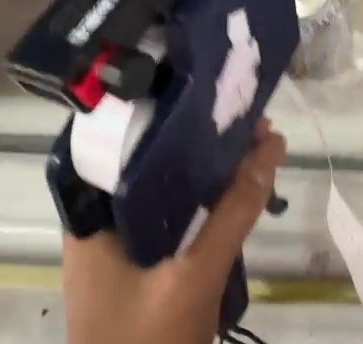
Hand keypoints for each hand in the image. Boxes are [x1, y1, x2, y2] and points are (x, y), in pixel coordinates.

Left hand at [61, 121, 286, 343]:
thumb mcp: (195, 277)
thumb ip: (232, 211)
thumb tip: (271, 144)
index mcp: (91, 217)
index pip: (114, 139)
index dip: (159, 107)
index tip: (204, 86)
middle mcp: (98, 224)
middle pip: (145, 161)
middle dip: (195, 136)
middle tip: (245, 117)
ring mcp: (118, 250)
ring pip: (163, 188)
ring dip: (205, 168)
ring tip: (253, 145)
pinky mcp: (138, 270)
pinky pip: (171, 217)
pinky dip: (203, 200)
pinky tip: (238, 191)